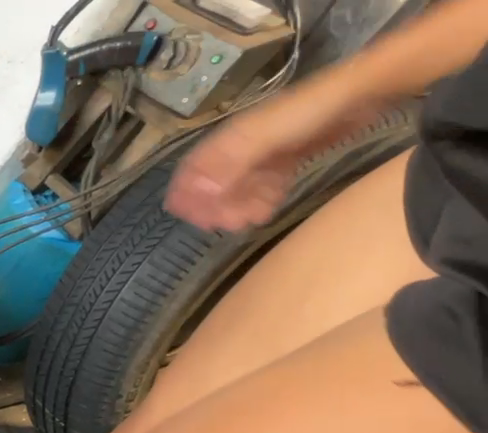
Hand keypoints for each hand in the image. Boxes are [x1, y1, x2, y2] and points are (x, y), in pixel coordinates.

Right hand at [164, 86, 370, 231]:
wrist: (363, 92)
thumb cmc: (309, 111)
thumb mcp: (265, 137)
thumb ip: (233, 164)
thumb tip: (200, 193)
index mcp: (228, 140)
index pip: (193, 170)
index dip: (186, 194)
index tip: (192, 216)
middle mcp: (241, 148)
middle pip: (217, 183)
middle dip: (220, 206)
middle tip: (231, 224)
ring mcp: (265, 154)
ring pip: (242, 187)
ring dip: (243, 206)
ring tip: (254, 219)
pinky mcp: (287, 159)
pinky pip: (267, 184)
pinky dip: (265, 198)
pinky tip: (270, 207)